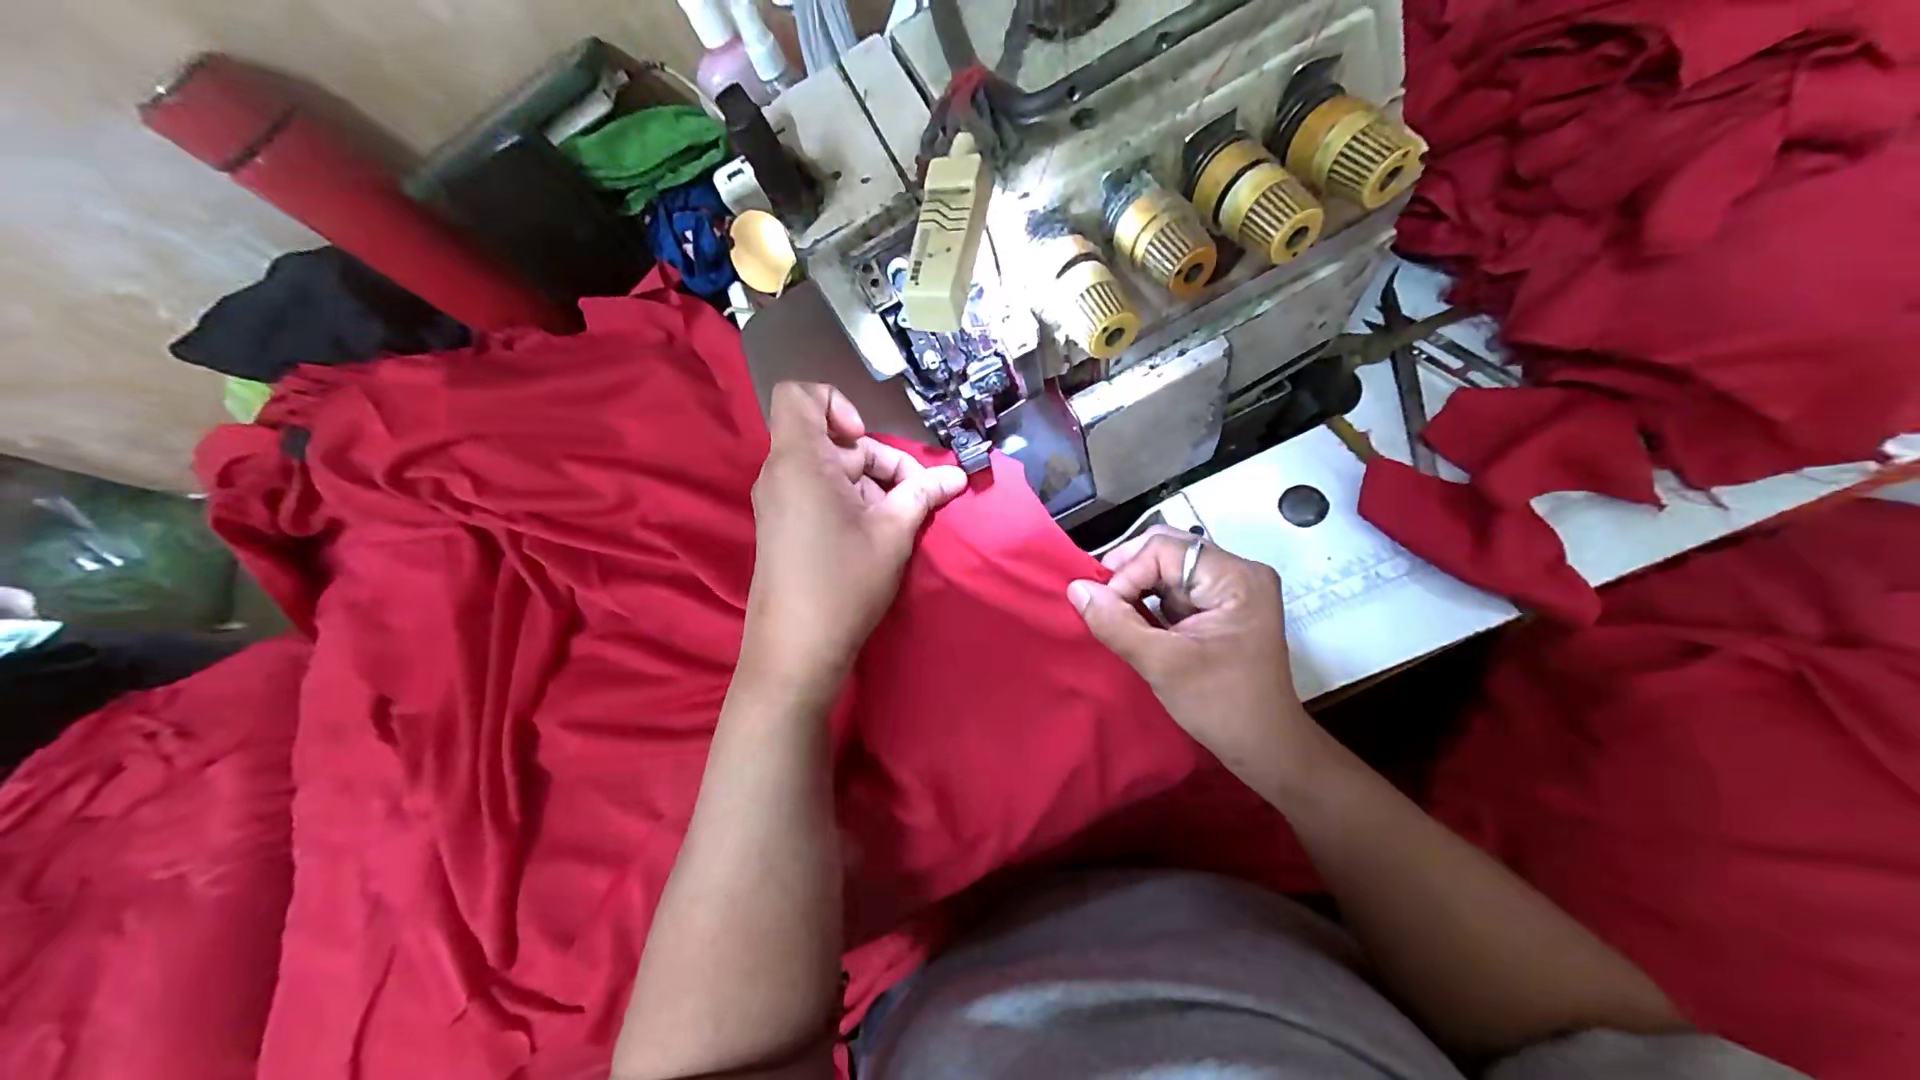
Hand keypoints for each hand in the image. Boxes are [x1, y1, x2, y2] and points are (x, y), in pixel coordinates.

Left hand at [741, 382, 968, 697]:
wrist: (795, 651)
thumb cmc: (844, 582)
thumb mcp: (893, 533)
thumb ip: (923, 494)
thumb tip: (957, 476)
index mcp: (799, 460)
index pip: (801, 395)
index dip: (838, 404)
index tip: (866, 441)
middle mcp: (781, 473)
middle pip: (831, 439)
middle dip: (878, 460)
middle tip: (914, 496)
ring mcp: (778, 502)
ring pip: (830, 470)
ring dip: (870, 486)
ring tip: (901, 521)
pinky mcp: (782, 527)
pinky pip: (818, 494)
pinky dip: (850, 502)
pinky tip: (877, 535)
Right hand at [1067, 526, 1319, 789]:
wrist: (1265, 747)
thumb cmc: (1221, 706)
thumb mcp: (1163, 664)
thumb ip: (1116, 623)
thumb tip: (1075, 588)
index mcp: (1237, 577)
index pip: (1165, 548)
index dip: (1127, 573)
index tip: (1105, 609)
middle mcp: (1238, 572)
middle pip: (1167, 550)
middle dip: (1129, 575)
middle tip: (1103, 604)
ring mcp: (1231, 588)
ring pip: (1167, 567)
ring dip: (1136, 588)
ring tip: (1117, 616)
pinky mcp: (1221, 606)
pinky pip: (1175, 587)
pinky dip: (1149, 600)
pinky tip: (1136, 622)